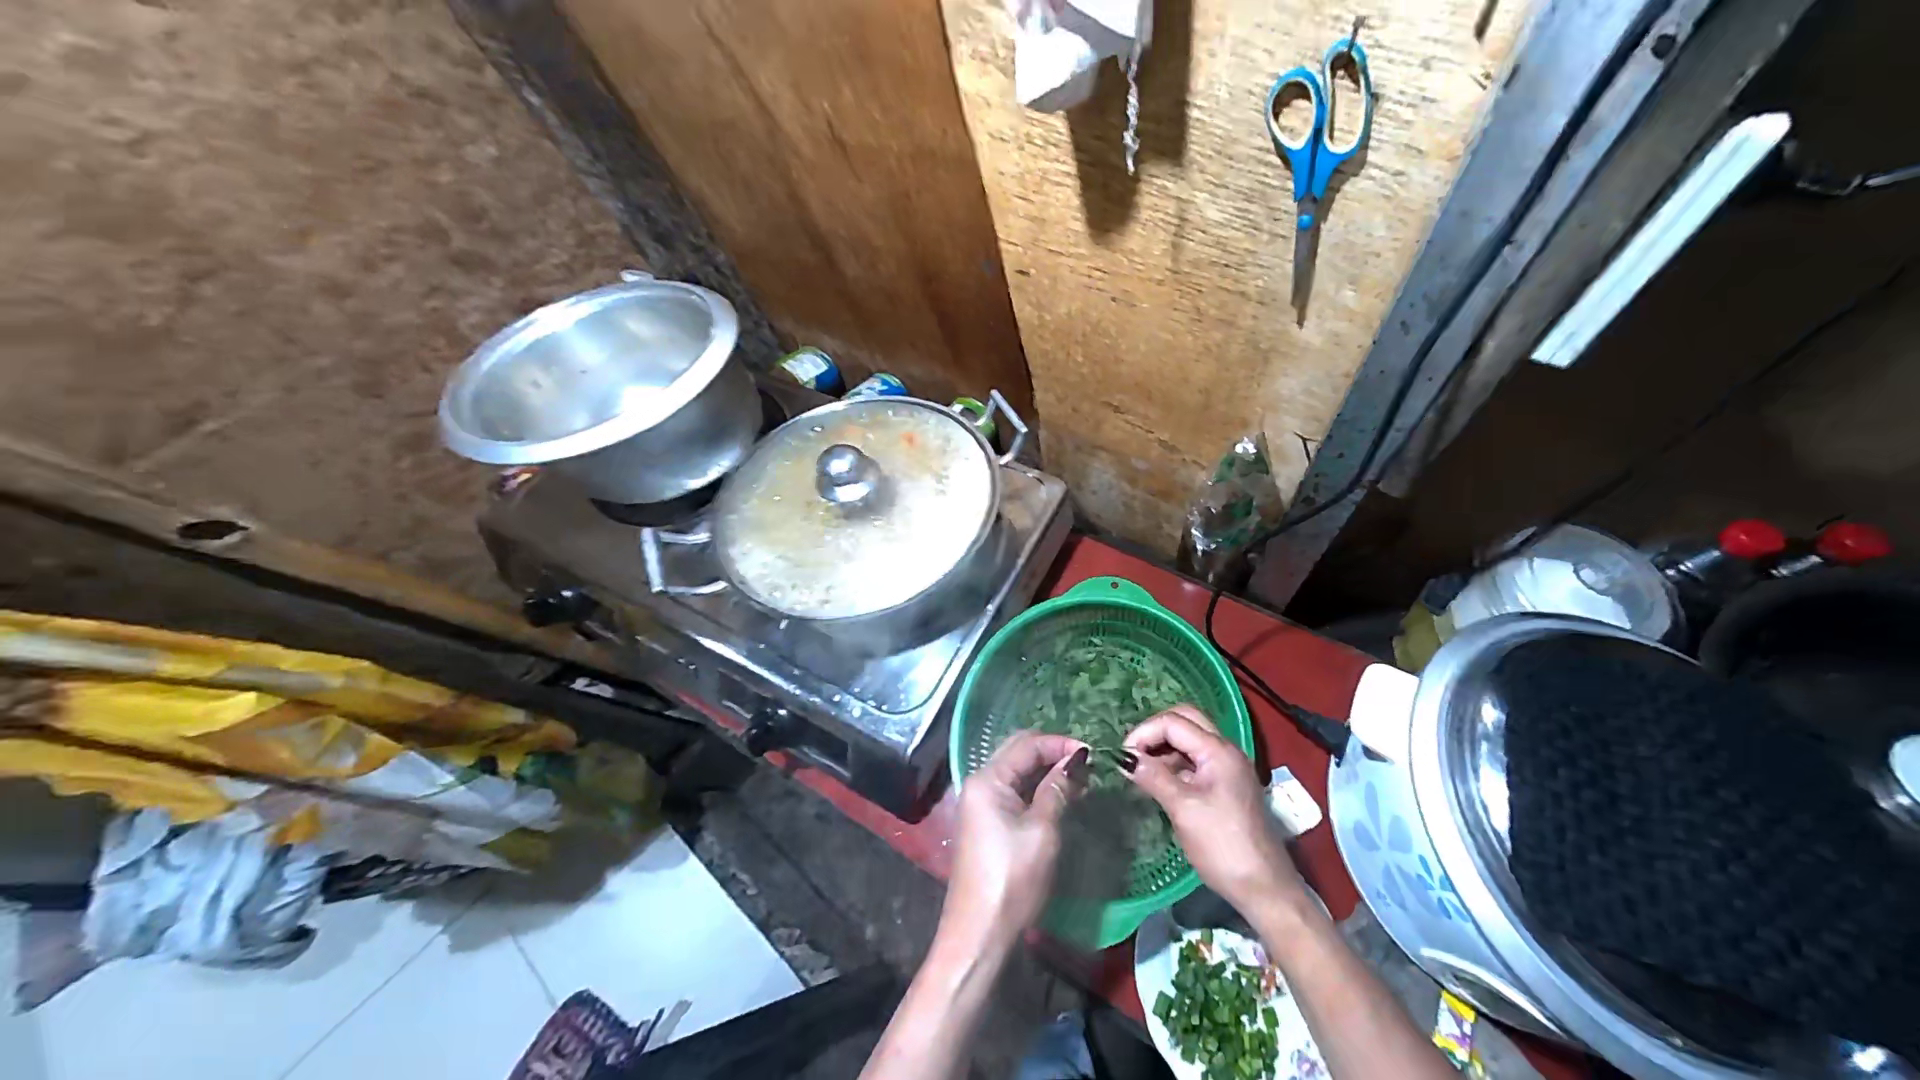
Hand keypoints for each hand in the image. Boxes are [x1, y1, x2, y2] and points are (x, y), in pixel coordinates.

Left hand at [943, 731, 1087, 948]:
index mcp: (987, 779)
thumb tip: (1077, 760)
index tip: (1093, 752)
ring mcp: (981, 804)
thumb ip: (1058, 790)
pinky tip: (1058, 797)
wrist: (980, 933)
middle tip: (1087, 763)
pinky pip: (1013, 792)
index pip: (1026, 744)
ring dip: (1046, 771)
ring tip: (1080, 778)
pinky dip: (1036, 789)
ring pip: (1016, 773)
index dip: (1059, 743)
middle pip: (1017, 753)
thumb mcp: (1042, 831)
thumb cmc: (1013, 879)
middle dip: (1051, 752)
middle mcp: (979, 784)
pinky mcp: (987, 823)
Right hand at [1122, 705, 1308, 917]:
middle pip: (1185, 721)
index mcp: (1218, 751)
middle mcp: (1225, 751)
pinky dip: (1174, 764)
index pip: (1173, 722)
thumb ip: (1153, 777)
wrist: (1264, 888)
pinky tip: (1158, 782)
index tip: (1123, 757)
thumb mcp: (1183, 809)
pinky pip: (1195, 761)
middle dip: (1155, 732)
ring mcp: (1228, 768)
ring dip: (1163, 748)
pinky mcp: (1226, 786)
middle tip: (1132, 754)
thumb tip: (1125, 758)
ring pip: (1190, 740)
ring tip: (1140, 770)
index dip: (1144, 733)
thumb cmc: (1222, 845)